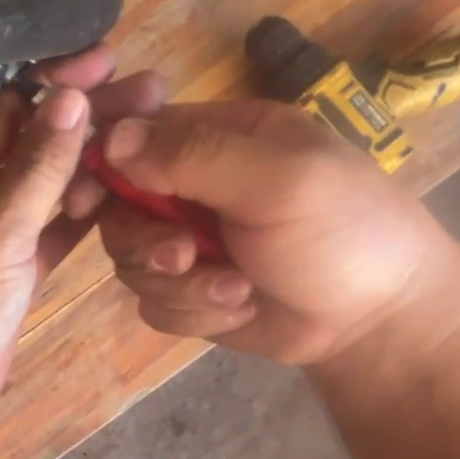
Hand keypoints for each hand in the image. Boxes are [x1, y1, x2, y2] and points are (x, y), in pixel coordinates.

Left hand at [0, 46, 165, 438]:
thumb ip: (35, 169)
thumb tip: (69, 100)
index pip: (6, 114)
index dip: (55, 87)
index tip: (108, 66)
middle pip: (33, 148)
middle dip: (85, 123)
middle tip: (150, 96)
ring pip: (47, 191)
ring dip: (90, 168)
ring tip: (146, 142)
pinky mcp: (14, 276)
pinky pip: (52, 232)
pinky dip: (82, 215)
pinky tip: (123, 194)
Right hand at [96, 99, 459, 365]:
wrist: (372, 320)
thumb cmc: (342, 233)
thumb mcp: (277, 182)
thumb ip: (195, 157)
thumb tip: (113, 139)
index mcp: (222, 139)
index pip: (137, 140)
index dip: (104, 170)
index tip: (86, 202)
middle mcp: (195, 188)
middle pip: (120, 214)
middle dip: (148, 246)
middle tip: (184, 258)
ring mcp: (187, 244)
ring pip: (132, 266)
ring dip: (182, 287)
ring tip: (239, 290)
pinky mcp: (185, 293)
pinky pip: (151, 306)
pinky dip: (192, 314)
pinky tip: (239, 309)